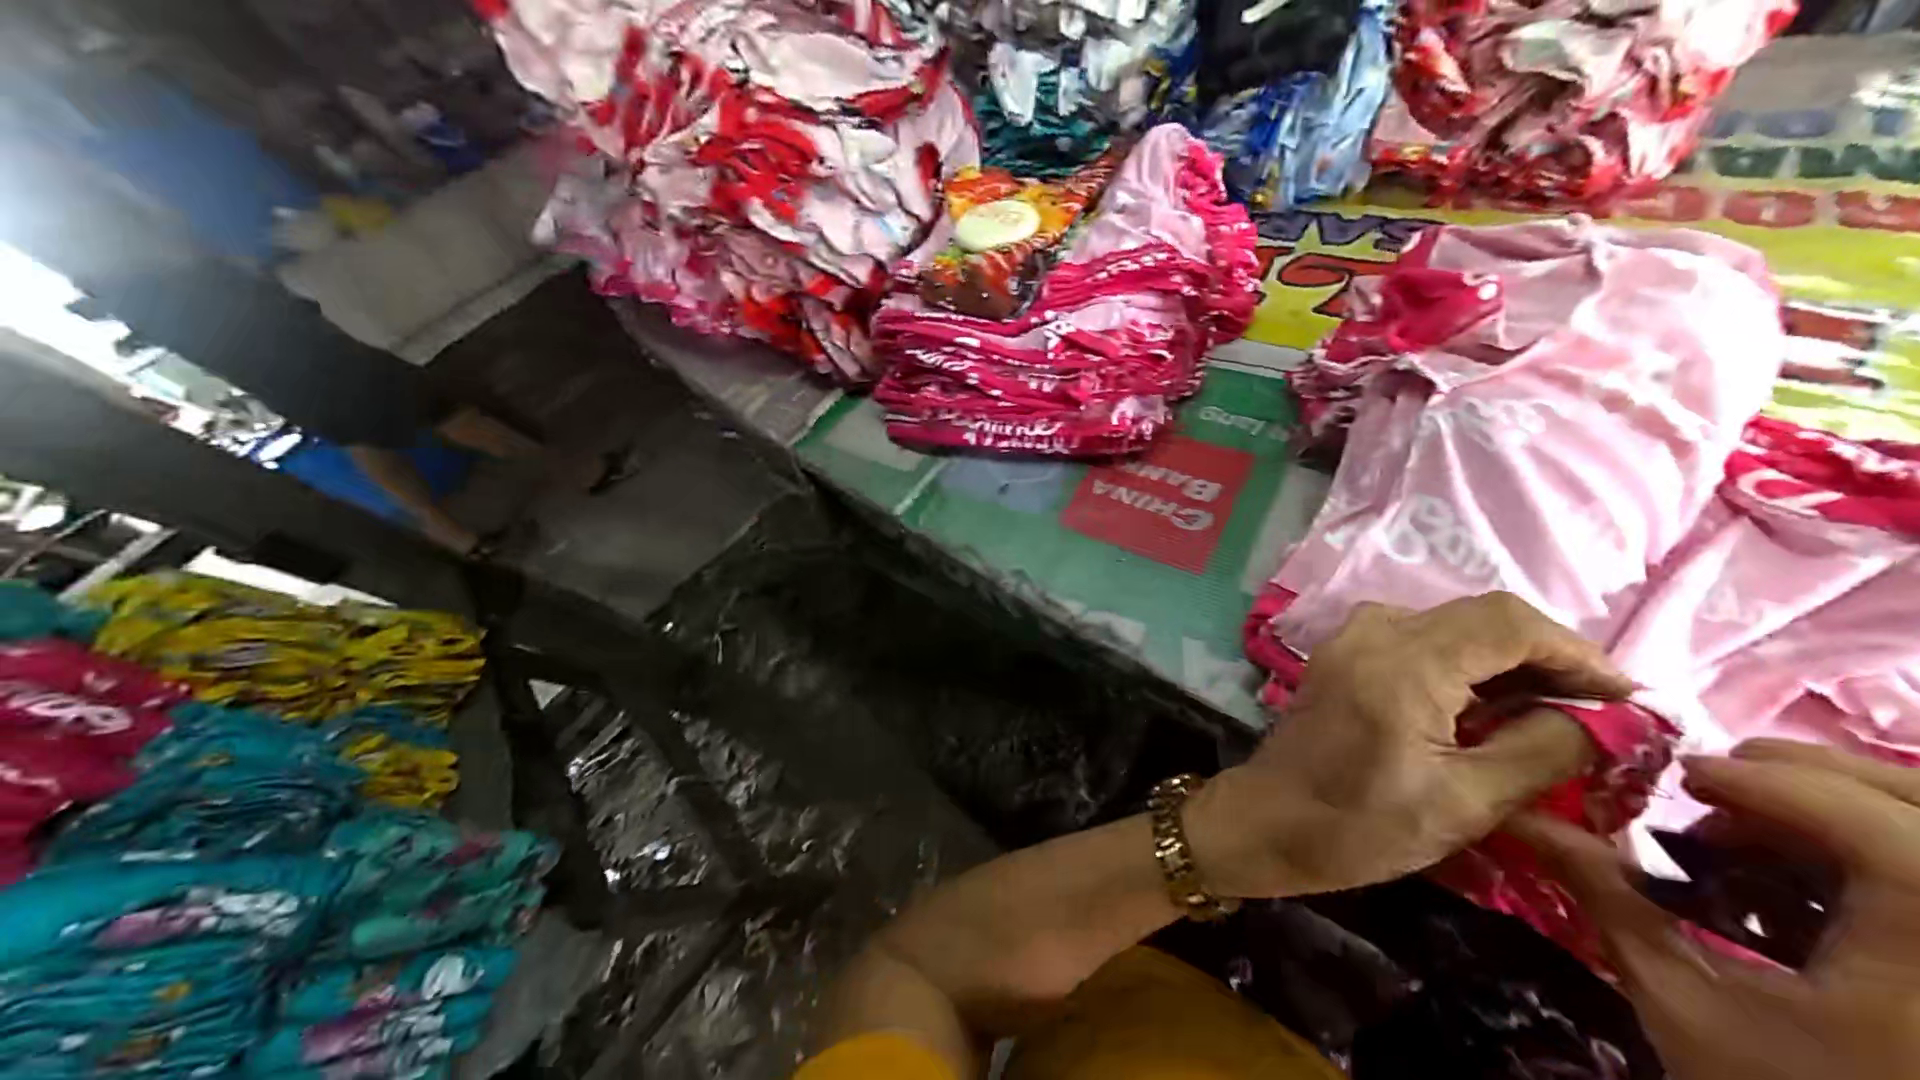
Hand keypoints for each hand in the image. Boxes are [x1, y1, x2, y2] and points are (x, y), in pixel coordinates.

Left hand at [1188, 592, 1632, 897]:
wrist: (1265, 821)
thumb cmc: (1359, 824)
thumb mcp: (1464, 800)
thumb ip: (1541, 750)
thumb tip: (1603, 718)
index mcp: (1403, 661)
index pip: (1508, 621)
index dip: (1577, 652)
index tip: (1626, 698)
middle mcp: (1374, 632)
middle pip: (1481, 618)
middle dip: (1547, 657)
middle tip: (1598, 712)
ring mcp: (1351, 639)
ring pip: (1451, 626)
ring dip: (1506, 661)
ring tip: (1554, 714)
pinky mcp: (1343, 656)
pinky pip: (1418, 641)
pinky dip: (1464, 665)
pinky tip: (1490, 707)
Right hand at [1515, 740, 1919, 1079]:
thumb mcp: (1682, 1003)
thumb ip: (1607, 896)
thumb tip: (1521, 818)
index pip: (1861, 816)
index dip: (1760, 781)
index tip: (1678, 778)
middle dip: (1813, 773)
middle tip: (1720, 788)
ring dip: (1854, 805)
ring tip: (1768, 828)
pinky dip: (1885, 850)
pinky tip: (1826, 880)